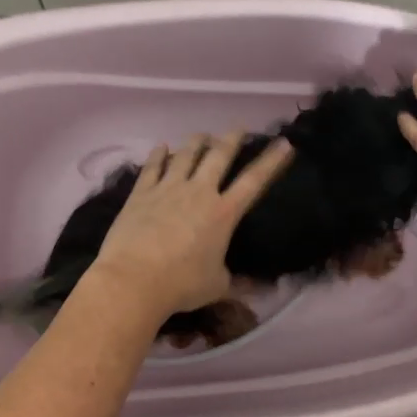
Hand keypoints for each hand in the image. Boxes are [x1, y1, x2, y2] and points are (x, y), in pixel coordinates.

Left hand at [87, 133, 292, 314]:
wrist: (133, 280)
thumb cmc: (181, 284)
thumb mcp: (218, 286)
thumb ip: (238, 281)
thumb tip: (259, 289)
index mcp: (224, 213)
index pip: (254, 180)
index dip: (272, 161)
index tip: (283, 143)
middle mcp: (199, 192)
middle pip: (219, 156)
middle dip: (231, 139)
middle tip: (239, 128)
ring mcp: (168, 189)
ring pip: (186, 155)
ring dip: (197, 142)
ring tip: (202, 135)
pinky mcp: (141, 193)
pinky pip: (153, 167)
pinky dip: (159, 154)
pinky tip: (162, 147)